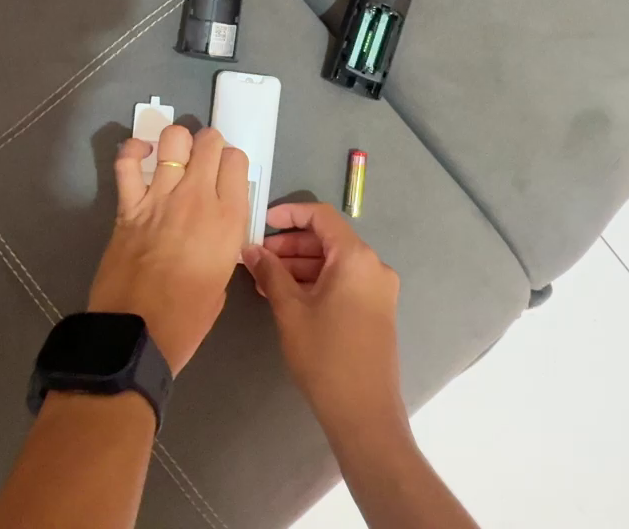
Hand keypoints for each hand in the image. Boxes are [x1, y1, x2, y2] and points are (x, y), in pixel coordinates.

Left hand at [87, 124, 249, 372]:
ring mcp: (160, 197)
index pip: (237, 161)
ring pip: (173, 140)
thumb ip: (221, 244)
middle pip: (208, 142)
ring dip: (177, 142)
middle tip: (202, 160)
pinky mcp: (128, 205)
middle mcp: (198, 198)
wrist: (138, 335)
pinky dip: (133, 150)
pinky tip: (141, 154)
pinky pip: (128, 163)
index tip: (225, 175)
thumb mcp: (222, 279)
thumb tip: (210, 230)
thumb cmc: (187, 318)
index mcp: (229, 219)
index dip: (231, 163)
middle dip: (208, 144)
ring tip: (175, 156)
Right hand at [242, 202, 403, 433]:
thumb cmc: (325, 356)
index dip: (289, 215)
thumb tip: (250, 249)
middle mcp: (373, 267)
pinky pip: (343, 282)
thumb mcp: (290, 310)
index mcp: (356, 258)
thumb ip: (270, 272)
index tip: (261, 223)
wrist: (364, 414)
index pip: (321, 216)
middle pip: (327, 240)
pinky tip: (286, 296)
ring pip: (333, 263)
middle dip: (290, 245)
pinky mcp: (376, 310)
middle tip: (257, 257)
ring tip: (264, 279)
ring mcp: (378, 290)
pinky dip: (315, 282)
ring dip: (299, 266)